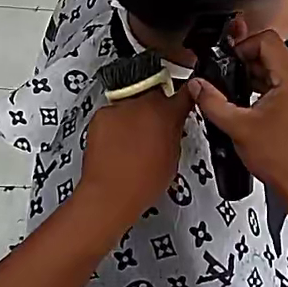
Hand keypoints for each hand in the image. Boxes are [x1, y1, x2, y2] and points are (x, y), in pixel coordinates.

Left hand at [75, 86, 194, 224]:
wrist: (111, 191)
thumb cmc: (142, 181)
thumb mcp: (172, 158)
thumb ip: (174, 134)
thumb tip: (172, 128)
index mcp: (168, 113)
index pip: (184, 94)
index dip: (186, 96)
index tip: (185, 96)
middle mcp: (145, 104)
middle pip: (155, 96)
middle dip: (155, 110)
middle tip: (153, 130)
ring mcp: (121, 108)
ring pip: (132, 104)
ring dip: (133, 117)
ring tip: (131, 142)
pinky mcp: (102, 115)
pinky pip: (112, 114)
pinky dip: (115, 125)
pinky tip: (116, 144)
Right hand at [188, 31, 287, 200]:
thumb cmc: (282, 159)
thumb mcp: (238, 127)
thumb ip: (213, 102)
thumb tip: (199, 86)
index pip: (268, 40)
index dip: (243, 46)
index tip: (229, 59)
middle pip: (272, 52)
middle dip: (246, 62)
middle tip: (228, 76)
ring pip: (277, 68)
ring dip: (255, 75)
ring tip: (237, 92)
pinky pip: (283, 83)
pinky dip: (265, 87)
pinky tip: (250, 104)